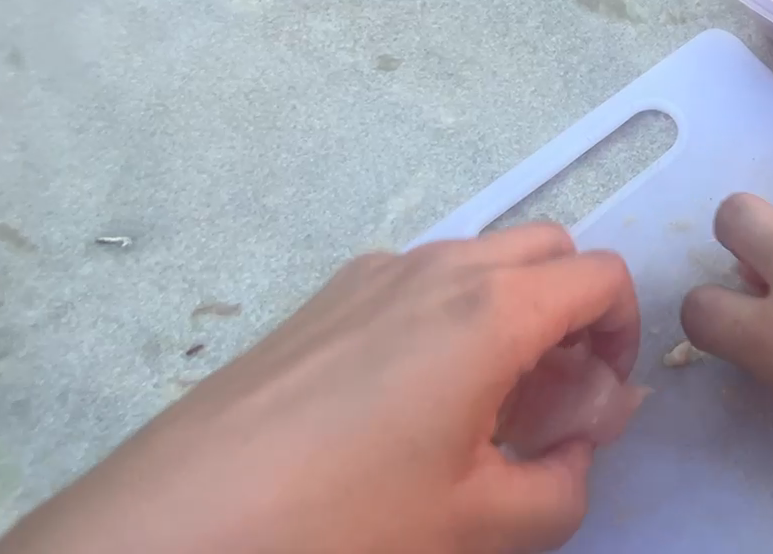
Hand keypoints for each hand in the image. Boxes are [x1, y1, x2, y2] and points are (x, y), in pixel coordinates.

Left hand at [0, 225, 641, 553]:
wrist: (148, 550)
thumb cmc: (341, 532)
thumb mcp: (479, 530)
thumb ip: (565, 484)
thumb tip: (580, 447)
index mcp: (496, 308)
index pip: (603, 277)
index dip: (624, 330)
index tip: (601, 396)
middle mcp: (445, 266)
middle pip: (552, 249)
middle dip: (574, 309)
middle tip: (551, 392)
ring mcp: (378, 272)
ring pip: (486, 258)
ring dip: (514, 307)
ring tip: (481, 397)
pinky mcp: (324, 296)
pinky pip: (421, 277)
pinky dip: (451, 310)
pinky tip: (402, 395)